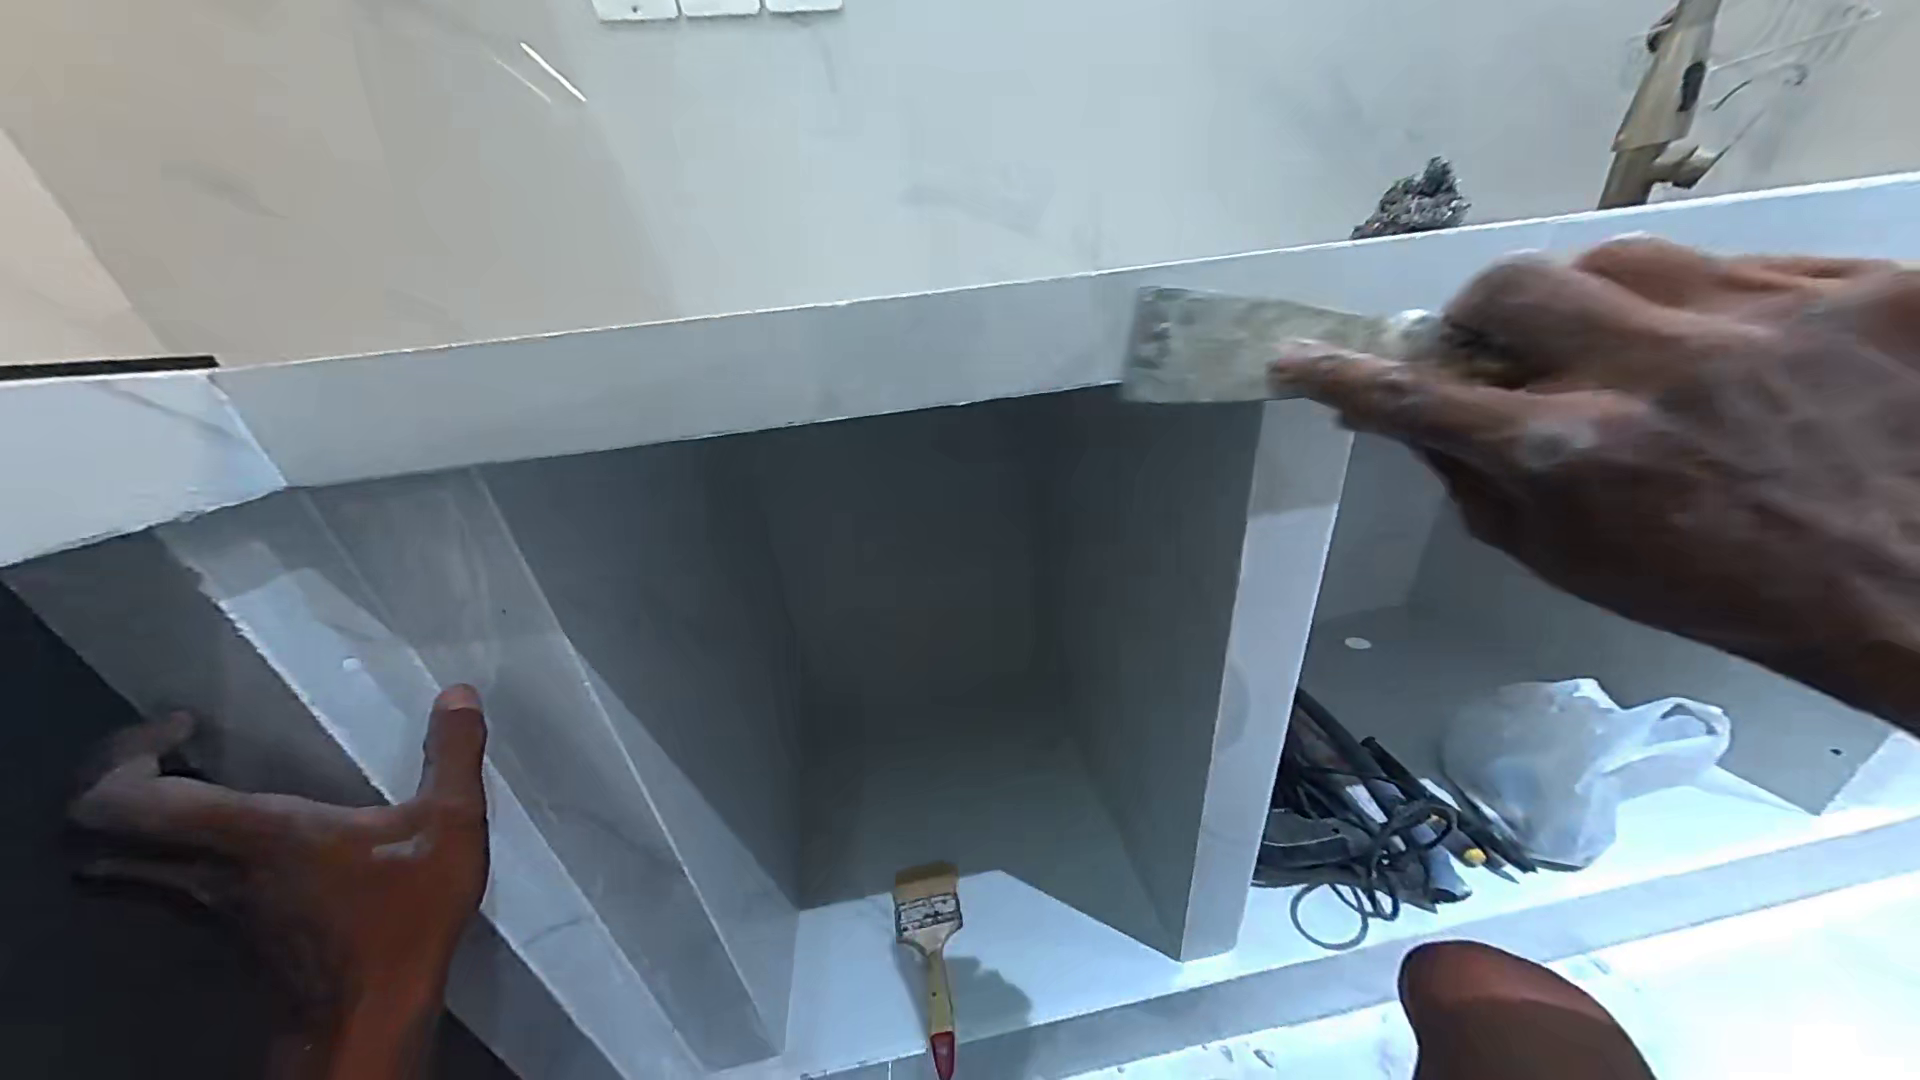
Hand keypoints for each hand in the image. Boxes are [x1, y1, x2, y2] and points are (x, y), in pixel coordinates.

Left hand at [70, 685, 489, 1079]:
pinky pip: (148, 886)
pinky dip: (158, 852)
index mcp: (253, 836)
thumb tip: (456, 693)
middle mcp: (205, 871)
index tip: (185, 724)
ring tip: (190, 786)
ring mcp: (202, 907)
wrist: (370, 1008)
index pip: (124, 801)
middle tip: (173, 750)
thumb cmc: (405, 909)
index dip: (127, 754)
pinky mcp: (217, 929)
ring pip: (107, 868)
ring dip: (126, 822)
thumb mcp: (452, 821)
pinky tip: (226, 838)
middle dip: (111, 783)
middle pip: (87, 837)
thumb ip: (452, 753)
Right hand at [1270, 238, 1919, 725]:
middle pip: (1514, 287)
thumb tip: (1406, 419)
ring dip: (1586, 303)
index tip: (1294, 359)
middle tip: (1495, 344)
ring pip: (1619, 259)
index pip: (1416, 398)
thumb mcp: (1552, 548)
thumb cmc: (1704, 585)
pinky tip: (1718, 352)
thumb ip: (1469, 474)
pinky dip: (1694, 306)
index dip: (1342, 375)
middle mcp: (1653, 373)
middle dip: (1482, 313)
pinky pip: (1736, 266)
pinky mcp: (1876, 291)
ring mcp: (1769, 321)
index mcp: (1567, 453)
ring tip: (1615, 346)